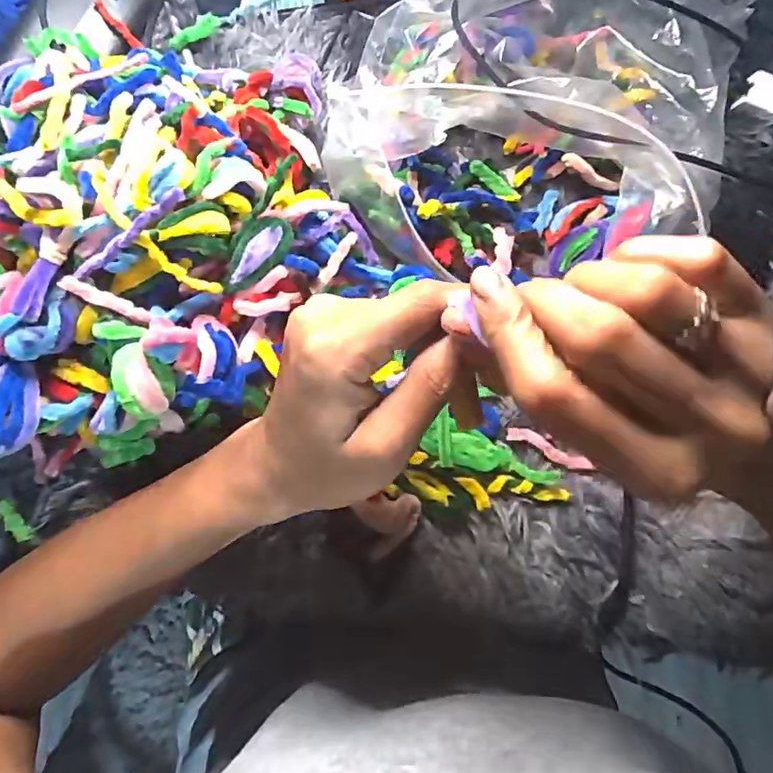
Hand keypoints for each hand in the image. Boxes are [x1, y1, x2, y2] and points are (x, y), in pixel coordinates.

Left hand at [225, 281, 473, 524]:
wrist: (272, 465)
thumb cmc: (326, 472)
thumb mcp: (386, 447)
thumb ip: (428, 387)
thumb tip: (470, 333)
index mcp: (334, 345)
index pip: (419, 301)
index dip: (468, 311)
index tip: (501, 348)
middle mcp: (326, 311)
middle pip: (417, 305)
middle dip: (455, 342)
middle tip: (475, 400)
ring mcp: (324, 306)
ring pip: (408, 310)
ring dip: (437, 346)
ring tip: (454, 400)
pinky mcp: (330, 311)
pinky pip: (389, 315)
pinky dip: (414, 342)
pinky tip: (424, 376)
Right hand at [444, 236, 772, 501]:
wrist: (752, 441)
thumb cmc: (645, 433)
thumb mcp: (586, 430)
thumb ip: (521, 374)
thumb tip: (462, 311)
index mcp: (653, 471)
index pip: (557, 396)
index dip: (509, 334)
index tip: (482, 290)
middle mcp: (710, 426)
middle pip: (600, 337)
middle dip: (545, 299)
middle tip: (532, 293)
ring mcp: (747, 367)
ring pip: (648, 292)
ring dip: (592, 276)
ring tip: (582, 287)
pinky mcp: (767, 315)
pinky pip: (698, 256)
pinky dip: (643, 249)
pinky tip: (625, 265)